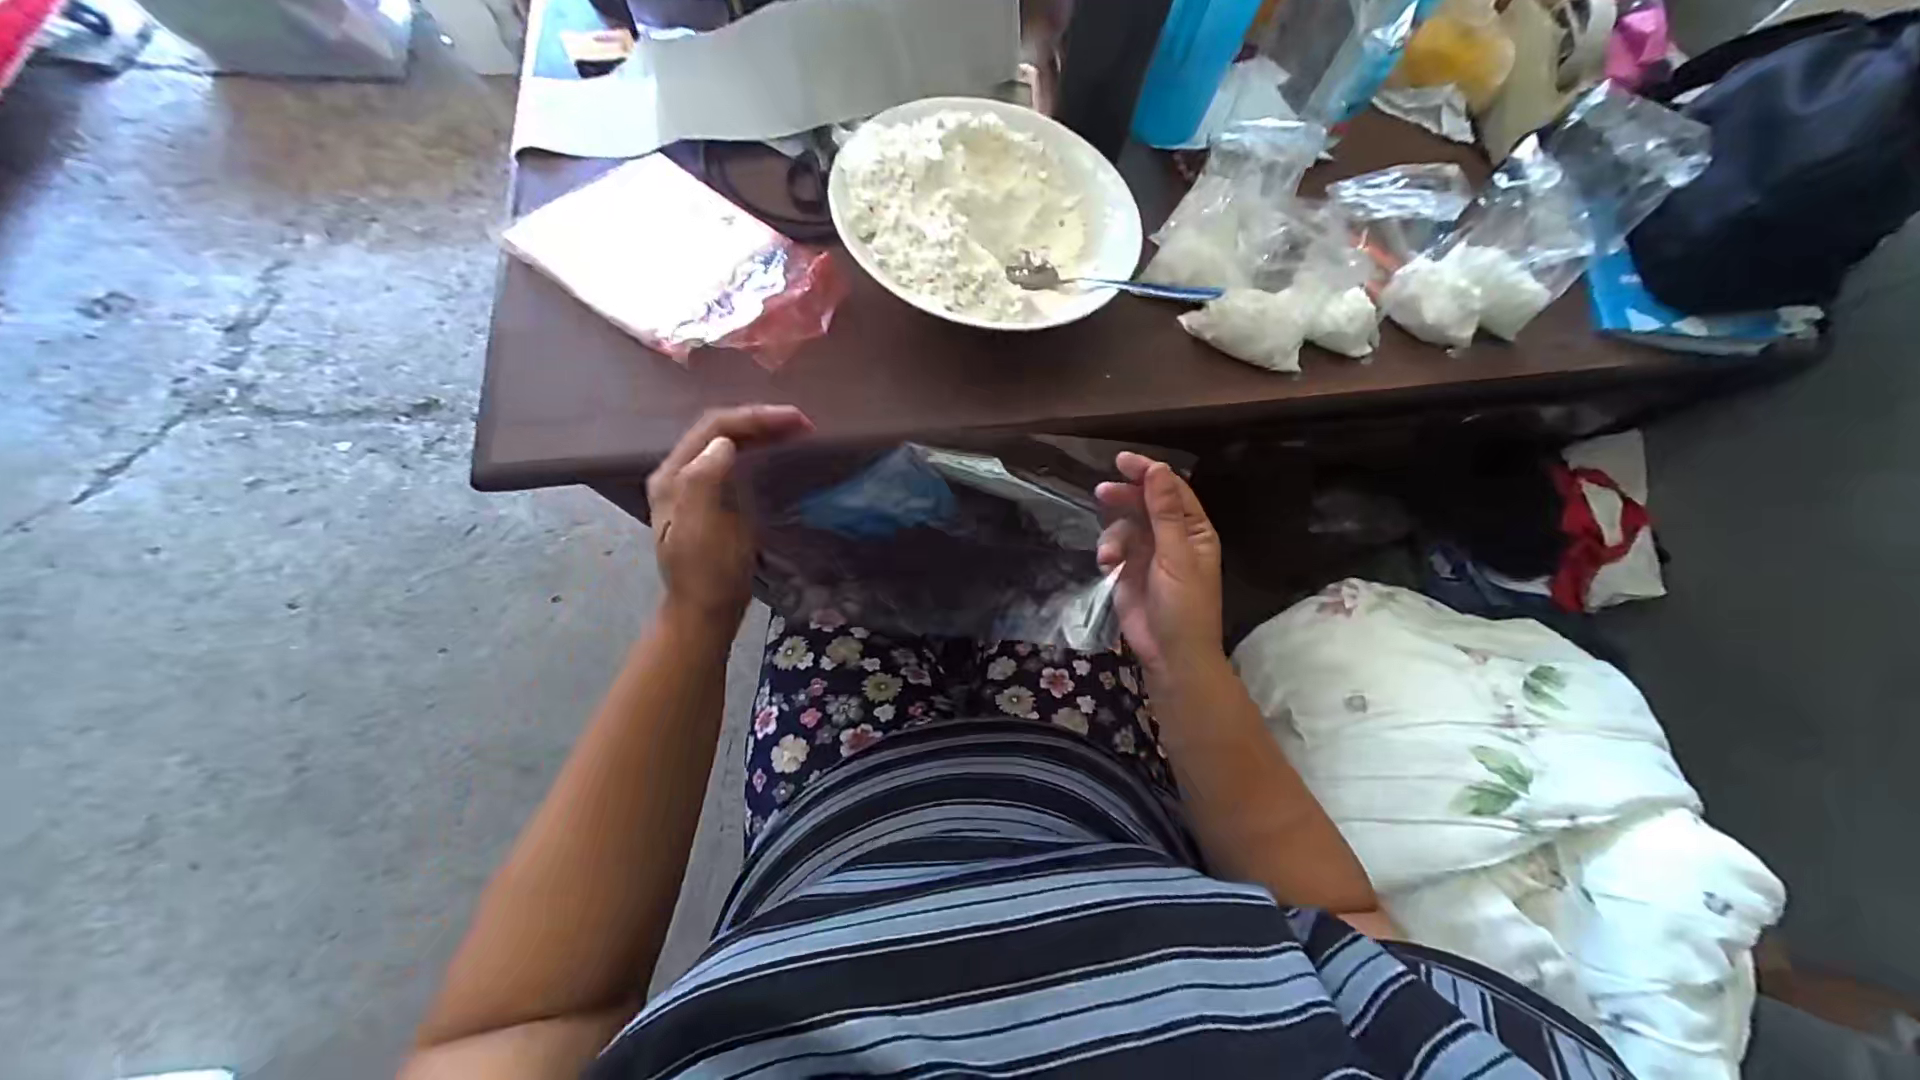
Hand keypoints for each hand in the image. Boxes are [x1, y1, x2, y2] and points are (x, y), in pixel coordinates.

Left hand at [646, 405, 813, 629]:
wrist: (706, 610)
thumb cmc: (706, 573)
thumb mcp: (702, 530)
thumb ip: (704, 481)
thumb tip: (724, 443)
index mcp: (674, 476)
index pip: (712, 427)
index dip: (753, 417)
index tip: (794, 419)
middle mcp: (682, 473)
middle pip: (721, 430)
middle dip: (761, 420)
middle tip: (803, 423)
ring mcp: (698, 485)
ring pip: (731, 442)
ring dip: (764, 432)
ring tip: (799, 431)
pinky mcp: (717, 497)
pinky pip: (739, 461)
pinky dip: (763, 450)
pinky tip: (783, 451)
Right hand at [1095, 452, 1224, 681]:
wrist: (1170, 655)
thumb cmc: (1184, 606)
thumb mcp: (1176, 556)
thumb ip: (1164, 513)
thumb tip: (1158, 470)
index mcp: (1194, 531)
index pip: (1172, 491)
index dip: (1149, 473)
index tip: (1123, 460)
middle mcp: (1171, 537)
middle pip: (1145, 504)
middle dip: (1125, 497)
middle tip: (1103, 491)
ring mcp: (1148, 554)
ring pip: (1125, 525)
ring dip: (1114, 533)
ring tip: (1109, 554)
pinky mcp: (1128, 571)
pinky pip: (1113, 548)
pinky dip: (1108, 552)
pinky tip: (1108, 565)